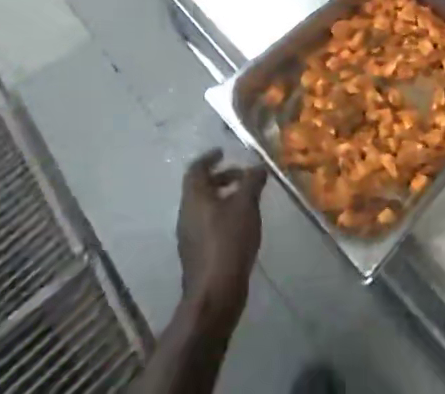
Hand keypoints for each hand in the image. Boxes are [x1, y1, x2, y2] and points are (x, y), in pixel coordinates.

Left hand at [177, 149, 265, 321]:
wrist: (215, 293)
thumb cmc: (229, 241)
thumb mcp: (246, 205)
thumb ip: (252, 182)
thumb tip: (258, 166)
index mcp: (194, 198)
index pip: (196, 169)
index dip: (209, 158)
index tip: (223, 152)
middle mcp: (187, 213)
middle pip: (200, 188)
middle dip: (221, 178)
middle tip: (242, 176)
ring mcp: (189, 236)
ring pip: (204, 207)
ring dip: (223, 198)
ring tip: (246, 200)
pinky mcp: (197, 253)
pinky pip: (207, 224)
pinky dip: (222, 215)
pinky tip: (241, 225)